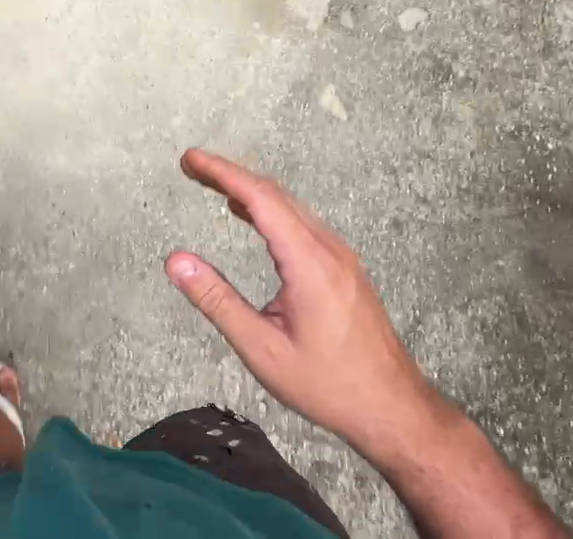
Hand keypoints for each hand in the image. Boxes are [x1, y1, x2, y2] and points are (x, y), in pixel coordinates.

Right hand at [164, 149, 448, 459]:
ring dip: (248, 189)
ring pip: (290, 206)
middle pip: (275, 194)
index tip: (190, 159)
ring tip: (210, 183)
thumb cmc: (328, 385)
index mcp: (309, 263)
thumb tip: (175, 260)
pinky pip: (300, 222)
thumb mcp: (262, 349)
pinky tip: (249, 214)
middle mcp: (329, 250)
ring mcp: (341, 257)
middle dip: (229, 174)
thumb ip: (216, 301)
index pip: (261, 199)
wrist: (397, 413)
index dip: (222, 173)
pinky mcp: (344, 268)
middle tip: (190, 166)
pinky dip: (267, 207)